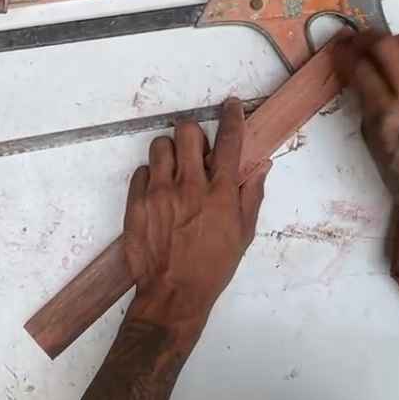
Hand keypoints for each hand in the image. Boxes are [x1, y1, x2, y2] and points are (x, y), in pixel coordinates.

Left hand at [122, 97, 267, 327]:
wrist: (173, 295)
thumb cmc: (213, 267)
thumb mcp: (243, 234)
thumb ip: (252, 195)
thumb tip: (262, 166)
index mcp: (220, 193)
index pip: (230, 141)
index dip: (232, 116)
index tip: (231, 105)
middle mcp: (189, 186)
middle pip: (187, 131)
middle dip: (194, 135)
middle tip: (196, 151)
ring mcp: (159, 193)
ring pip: (160, 146)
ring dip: (170, 152)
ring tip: (174, 171)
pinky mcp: (136, 203)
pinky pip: (141, 171)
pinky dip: (151, 176)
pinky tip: (159, 193)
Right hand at [335, 31, 398, 232]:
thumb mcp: (373, 143)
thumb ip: (367, 106)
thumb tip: (361, 77)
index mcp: (385, 114)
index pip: (360, 68)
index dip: (345, 54)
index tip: (339, 50)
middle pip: (387, 46)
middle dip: (367, 38)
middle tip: (360, 42)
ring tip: (392, 46)